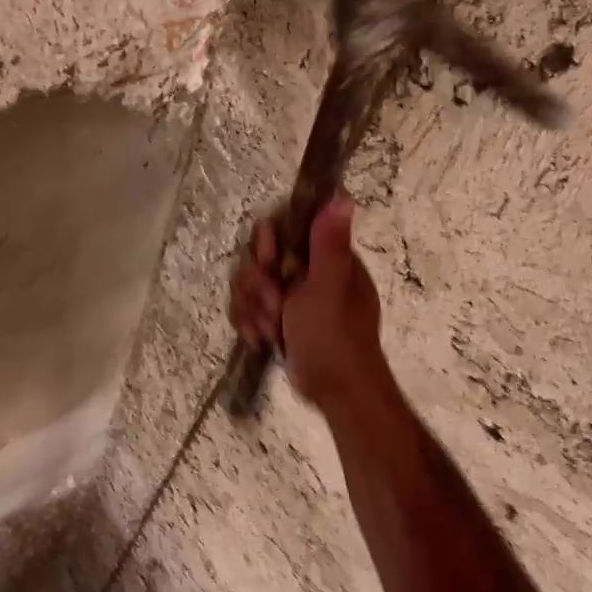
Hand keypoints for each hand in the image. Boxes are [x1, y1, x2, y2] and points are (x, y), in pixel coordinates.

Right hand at [230, 196, 391, 412]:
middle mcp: (307, 273)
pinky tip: (262, 341)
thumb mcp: (328, 287)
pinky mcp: (278, 319)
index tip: (269, 262)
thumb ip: (327, 243)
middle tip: (274, 306)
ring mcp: (291, 297)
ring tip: (270, 330)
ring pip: (248, 284)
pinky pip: (247, 308)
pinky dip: (250, 324)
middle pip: (258, 257)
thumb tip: (343, 196)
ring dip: (253, 308)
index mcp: (325, 259)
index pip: (283, 228)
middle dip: (257, 285)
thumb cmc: (334, 338)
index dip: (267, 243)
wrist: (336, 395)